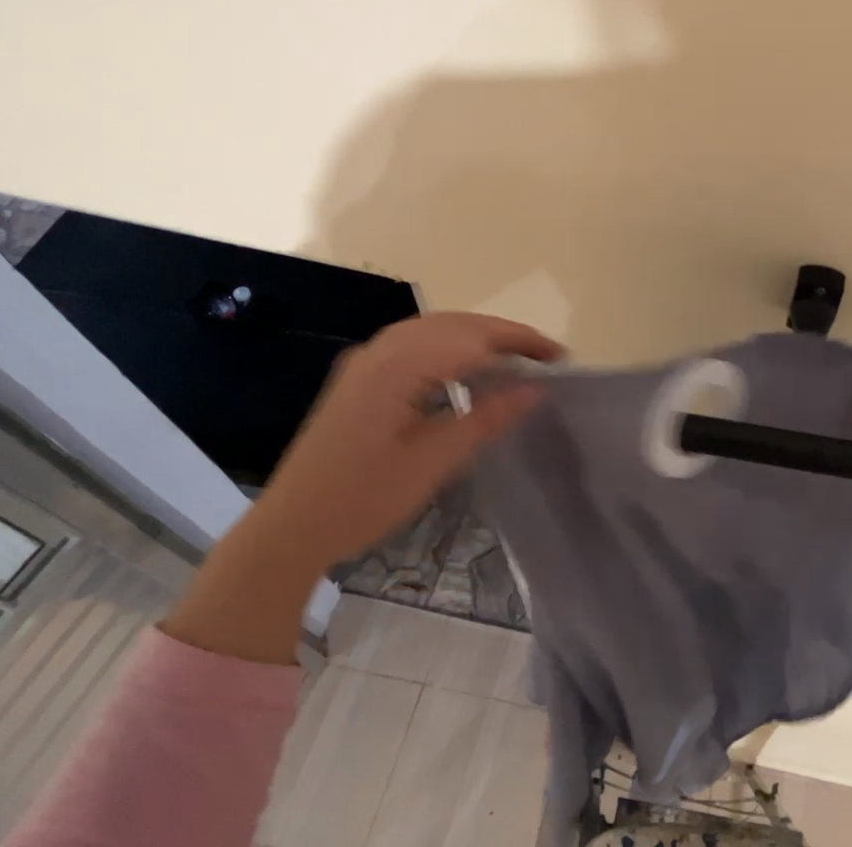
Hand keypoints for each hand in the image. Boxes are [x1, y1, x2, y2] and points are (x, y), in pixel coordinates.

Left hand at [250, 311, 562, 567]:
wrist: (290, 528)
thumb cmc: (364, 498)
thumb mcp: (434, 462)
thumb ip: (486, 418)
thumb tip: (535, 390)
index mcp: (398, 366)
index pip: (473, 339)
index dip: (520, 344)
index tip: (560, 359)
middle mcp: (380, 351)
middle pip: (453, 324)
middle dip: (502, 334)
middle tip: (546, 356)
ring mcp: (365, 362)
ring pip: (432, 329)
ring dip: (476, 337)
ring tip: (515, 358)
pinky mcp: (358, 378)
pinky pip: (413, 345)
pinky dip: (449, 347)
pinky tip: (466, 369)